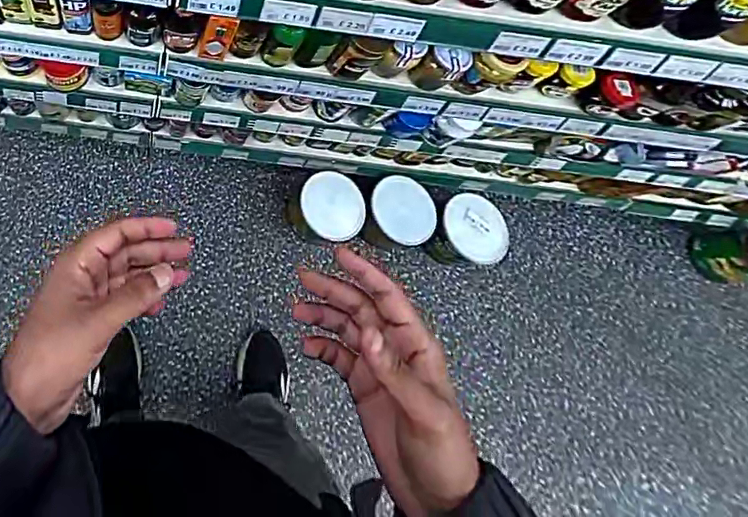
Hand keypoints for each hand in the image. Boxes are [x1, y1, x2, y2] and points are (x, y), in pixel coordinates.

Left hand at [2, 217, 191, 433]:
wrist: (27, 400)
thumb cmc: (45, 356)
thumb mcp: (97, 320)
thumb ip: (135, 295)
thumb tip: (163, 274)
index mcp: (76, 264)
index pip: (117, 232)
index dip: (146, 227)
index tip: (171, 228)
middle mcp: (83, 276)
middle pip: (126, 251)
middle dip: (156, 249)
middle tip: (183, 249)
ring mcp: (88, 298)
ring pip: (128, 274)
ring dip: (154, 273)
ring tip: (179, 272)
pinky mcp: (93, 319)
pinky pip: (126, 297)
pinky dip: (145, 297)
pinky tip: (158, 300)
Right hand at [293, 248, 479, 515]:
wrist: (439, 498)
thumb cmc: (447, 454)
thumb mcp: (426, 410)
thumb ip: (395, 372)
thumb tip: (369, 335)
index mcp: (416, 346)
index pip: (388, 296)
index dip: (365, 272)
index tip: (343, 256)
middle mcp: (395, 350)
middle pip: (360, 306)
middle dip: (333, 288)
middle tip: (307, 277)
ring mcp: (379, 368)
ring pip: (346, 327)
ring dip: (323, 314)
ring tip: (300, 307)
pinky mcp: (365, 387)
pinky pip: (339, 356)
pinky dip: (322, 346)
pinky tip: (309, 344)